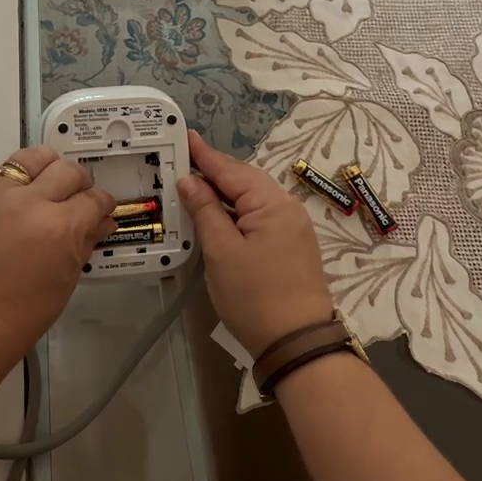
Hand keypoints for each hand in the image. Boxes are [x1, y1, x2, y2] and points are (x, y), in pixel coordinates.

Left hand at [0, 146, 116, 377]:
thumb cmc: (20, 315)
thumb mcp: (65, 281)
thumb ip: (85, 243)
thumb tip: (101, 222)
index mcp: (60, 229)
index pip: (94, 200)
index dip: (103, 205)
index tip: (102, 211)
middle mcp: (32, 202)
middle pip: (68, 171)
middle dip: (81, 184)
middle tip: (78, 200)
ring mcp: (0, 194)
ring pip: (35, 156)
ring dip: (49, 167)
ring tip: (49, 185)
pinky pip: (5, 167)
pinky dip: (18, 175)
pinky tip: (21, 193)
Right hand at [176, 131, 335, 357]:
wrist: (297, 344)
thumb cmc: (255, 297)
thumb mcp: (221, 252)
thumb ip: (205, 211)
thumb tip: (190, 180)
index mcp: (271, 203)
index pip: (230, 170)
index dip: (205, 155)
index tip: (186, 135)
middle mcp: (286, 207)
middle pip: (244, 179)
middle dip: (214, 170)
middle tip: (184, 160)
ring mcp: (292, 227)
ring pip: (252, 198)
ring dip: (224, 191)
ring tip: (196, 184)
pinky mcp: (291, 246)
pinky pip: (259, 214)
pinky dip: (236, 209)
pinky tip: (219, 214)